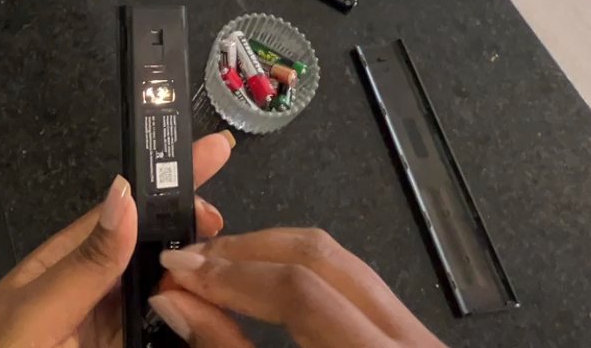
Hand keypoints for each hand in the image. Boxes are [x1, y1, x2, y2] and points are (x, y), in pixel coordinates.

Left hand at [0, 131, 236, 347]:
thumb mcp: (33, 315)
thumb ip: (83, 264)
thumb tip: (124, 194)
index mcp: (64, 264)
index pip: (123, 211)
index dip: (164, 182)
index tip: (208, 153)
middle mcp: (91, 292)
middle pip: (151, 252)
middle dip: (189, 230)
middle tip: (224, 227)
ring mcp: (108, 332)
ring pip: (163, 295)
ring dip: (194, 282)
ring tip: (224, 274)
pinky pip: (160, 337)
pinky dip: (186, 326)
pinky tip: (208, 321)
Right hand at [148, 228, 448, 346]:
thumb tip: (174, 299)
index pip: (298, 292)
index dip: (229, 274)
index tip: (175, 268)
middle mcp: (409, 340)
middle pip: (316, 255)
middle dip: (242, 250)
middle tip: (188, 260)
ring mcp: (416, 332)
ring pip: (333, 256)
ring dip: (265, 251)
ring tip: (214, 263)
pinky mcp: (409, 331)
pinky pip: (346, 276)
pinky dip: (294, 268)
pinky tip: (259, 277)